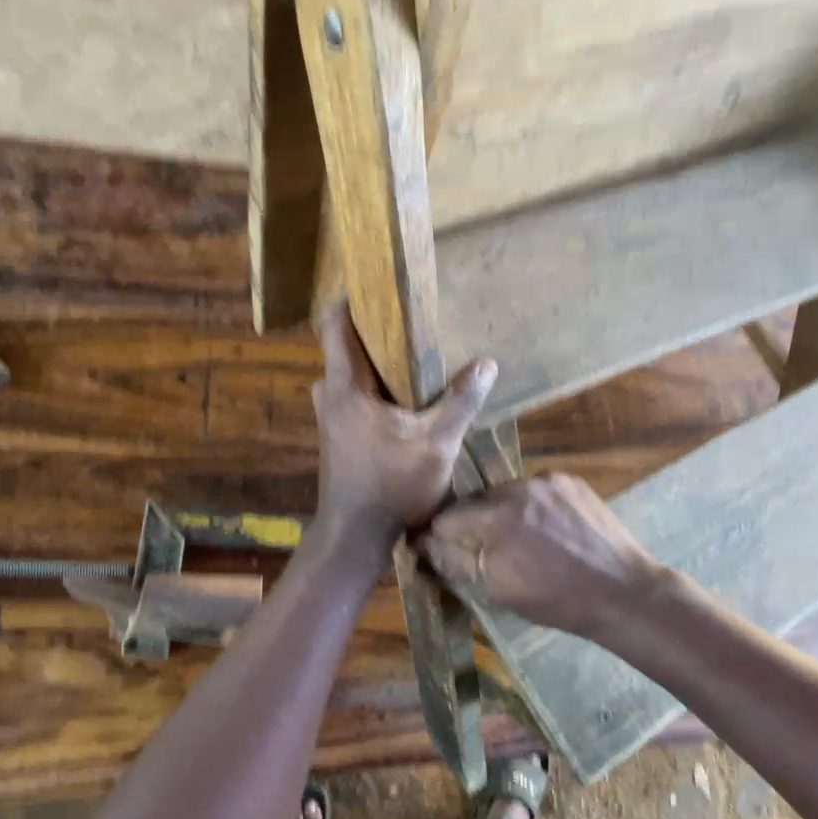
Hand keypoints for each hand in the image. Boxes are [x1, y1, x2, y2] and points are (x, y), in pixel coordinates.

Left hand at [310, 303, 495, 555]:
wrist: (355, 537)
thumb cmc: (391, 488)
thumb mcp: (436, 446)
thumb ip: (460, 402)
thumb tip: (487, 364)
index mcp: (346, 386)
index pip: (335, 323)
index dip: (354, 297)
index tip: (382, 281)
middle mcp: (330, 394)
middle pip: (347, 345)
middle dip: (378, 329)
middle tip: (416, 319)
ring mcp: (331, 416)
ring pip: (352, 373)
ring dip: (380, 362)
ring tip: (417, 354)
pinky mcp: (338, 434)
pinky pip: (355, 394)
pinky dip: (377, 387)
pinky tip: (407, 396)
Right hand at [419, 474, 664, 636]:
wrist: (621, 592)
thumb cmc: (557, 601)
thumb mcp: (497, 590)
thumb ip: (456, 561)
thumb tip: (423, 544)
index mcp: (496, 516)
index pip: (446, 518)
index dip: (440, 537)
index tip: (443, 551)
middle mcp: (518, 488)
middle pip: (475, 502)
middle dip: (474, 525)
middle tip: (488, 552)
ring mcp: (547, 480)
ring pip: (506, 494)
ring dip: (504, 514)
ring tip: (524, 543)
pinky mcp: (570, 481)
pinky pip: (535, 491)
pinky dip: (533, 508)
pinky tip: (549, 532)